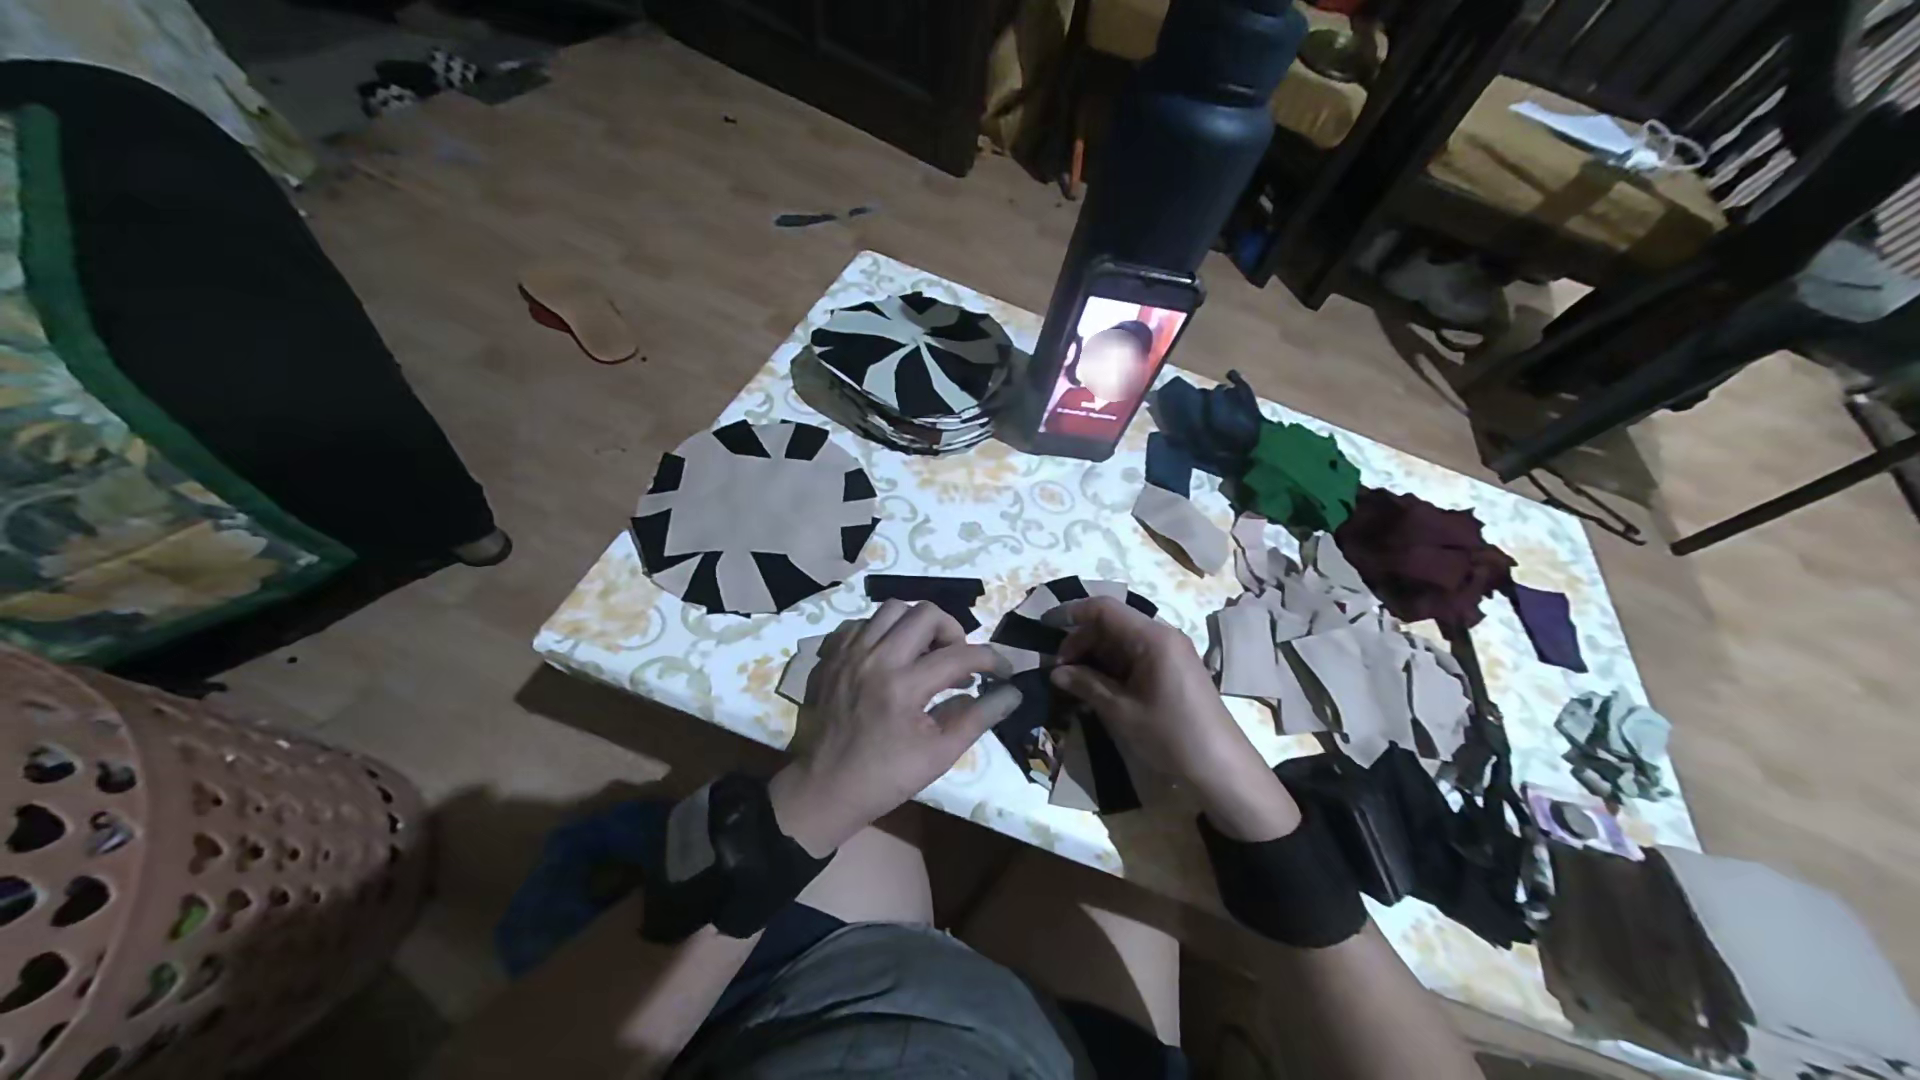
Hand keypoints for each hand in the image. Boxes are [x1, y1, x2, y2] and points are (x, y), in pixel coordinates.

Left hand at [768, 600, 1019, 855]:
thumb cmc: (886, 778)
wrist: (825, 790)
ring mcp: (849, 653)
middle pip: (925, 613)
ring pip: (892, 609)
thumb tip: (1013, 692)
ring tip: (924, 654)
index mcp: (904, 686)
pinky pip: (862, 623)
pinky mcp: (832, 656)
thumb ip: (979, 716)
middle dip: (952, 631)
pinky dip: (883, 632)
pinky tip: (890, 657)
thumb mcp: (940, 753)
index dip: (992, 659)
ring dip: (917, 625)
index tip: (1003, 671)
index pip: (961, 654)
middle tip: (956, 659)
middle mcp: (876, 658)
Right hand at [1047, 597, 1300, 840]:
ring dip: (1094, 657)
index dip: (1071, 613)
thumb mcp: (1121, 711)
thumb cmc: (1170, 735)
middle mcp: (1162, 635)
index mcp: (1152, 637)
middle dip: (1080, 642)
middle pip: (1111, 624)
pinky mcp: (1172, 669)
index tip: (1045, 629)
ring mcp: (1169, 652)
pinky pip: (1134, 656)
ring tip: (1071, 682)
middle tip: (1057, 671)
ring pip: (1120, 641)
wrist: (1221, 768)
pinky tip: (1095, 688)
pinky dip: (1111, 667)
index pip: (1104, 609)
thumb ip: (1086, 685)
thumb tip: (1056, 672)